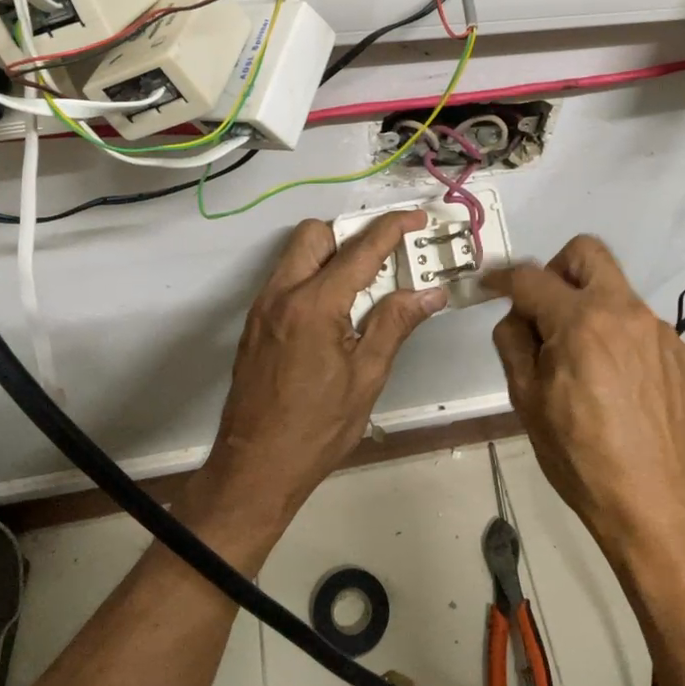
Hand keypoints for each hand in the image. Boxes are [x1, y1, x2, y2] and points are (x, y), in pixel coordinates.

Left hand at [201, 212, 448, 516]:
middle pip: (315, 235)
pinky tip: (337, 312)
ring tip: (364, 287)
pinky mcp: (255, 324)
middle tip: (383, 260)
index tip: (417, 217)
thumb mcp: (366, 377)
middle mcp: (282, 294)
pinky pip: (286, 280)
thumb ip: (395, 325)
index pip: (360, 250)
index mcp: (314, 305)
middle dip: (351, 235)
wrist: (255, 467)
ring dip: (330, 255)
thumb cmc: (317, 428)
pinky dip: (313, 278)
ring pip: (296, 255)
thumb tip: (429, 293)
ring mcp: (263, 308)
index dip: (392, 228)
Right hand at [485, 236, 684, 547]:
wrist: (659, 507)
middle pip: (586, 252)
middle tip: (543, 310)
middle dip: (556, 269)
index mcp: (581, 322)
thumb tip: (519, 317)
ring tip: (579, 363)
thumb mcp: (527, 402)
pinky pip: (639, 326)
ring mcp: (658, 331)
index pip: (531, 278)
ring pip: (615, 291)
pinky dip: (616, 337)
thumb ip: (514, 344)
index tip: (489, 284)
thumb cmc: (581, 459)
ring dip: (589, 308)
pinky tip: (613, 385)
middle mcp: (625, 312)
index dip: (502, 277)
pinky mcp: (680, 354)